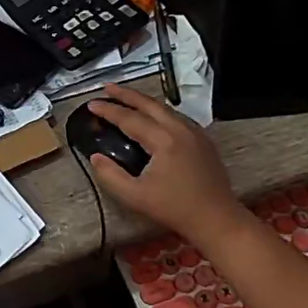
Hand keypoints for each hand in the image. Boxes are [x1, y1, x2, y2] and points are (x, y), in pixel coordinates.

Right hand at [84, 82, 251, 246]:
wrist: (217, 219)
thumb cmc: (174, 209)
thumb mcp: (135, 196)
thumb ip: (111, 175)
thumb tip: (96, 157)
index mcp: (164, 140)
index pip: (130, 118)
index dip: (108, 110)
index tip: (91, 104)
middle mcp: (180, 129)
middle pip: (149, 104)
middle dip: (126, 94)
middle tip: (107, 88)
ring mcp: (195, 132)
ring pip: (165, 108)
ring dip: (143, 101)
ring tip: (126, 98)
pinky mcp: (203, 140)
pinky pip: (177, 117)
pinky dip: (159, 111)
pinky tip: (152, 116)